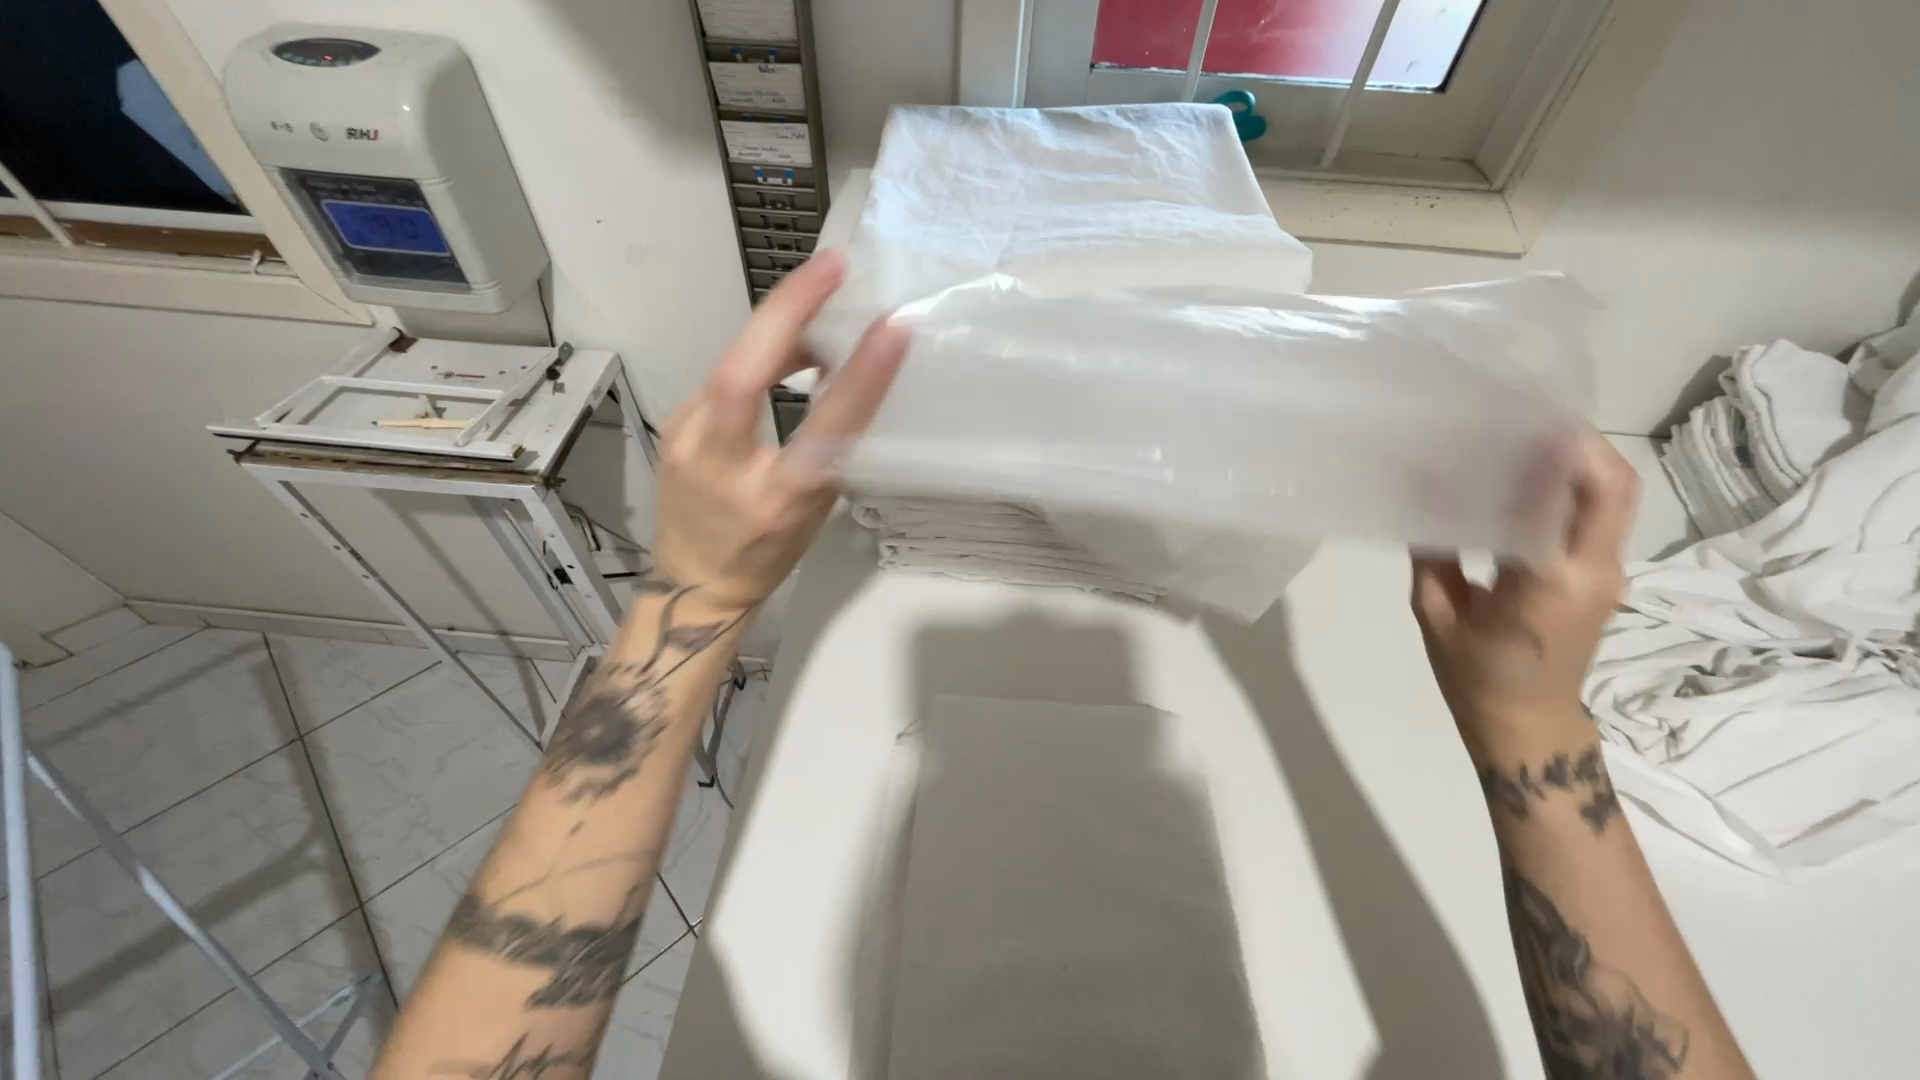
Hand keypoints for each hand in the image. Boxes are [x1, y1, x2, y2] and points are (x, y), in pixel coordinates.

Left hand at [651, 250, 908, 610]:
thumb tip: (842, 375)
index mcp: (775, 498)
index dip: (858, 378)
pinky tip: (786, 344)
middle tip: (831, 266)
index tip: (891, 328)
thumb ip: (829, 446)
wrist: (694, 583)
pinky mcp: (672, 425)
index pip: (821, 431)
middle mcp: (723, 467)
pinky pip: (722, 374)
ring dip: (778, 327)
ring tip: (821, 297)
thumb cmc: (768, 554)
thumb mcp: (814, 509)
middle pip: (741, 375)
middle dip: (787, 312)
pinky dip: (758, 352)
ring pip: (730, 365)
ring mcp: (685, 442)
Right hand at [1410, 432, 1637, 760]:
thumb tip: (1423, 497)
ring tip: (1519, 440)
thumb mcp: (1435, 614)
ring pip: (1611, 499)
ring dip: (1575, 463)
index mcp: (1550, 582)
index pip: (1580, 499)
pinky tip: (1524, 481)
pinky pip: (1593, 520)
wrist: (1527, 723)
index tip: (1520, 420)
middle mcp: (1593, 571)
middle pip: (1615, 488)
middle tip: (1527, 418)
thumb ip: (1434, 554)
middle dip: (1581, 443)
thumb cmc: (1473, 675)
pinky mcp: (1600, 577)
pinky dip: (1569, 490)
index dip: (1563, 452)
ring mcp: (1606, 575)